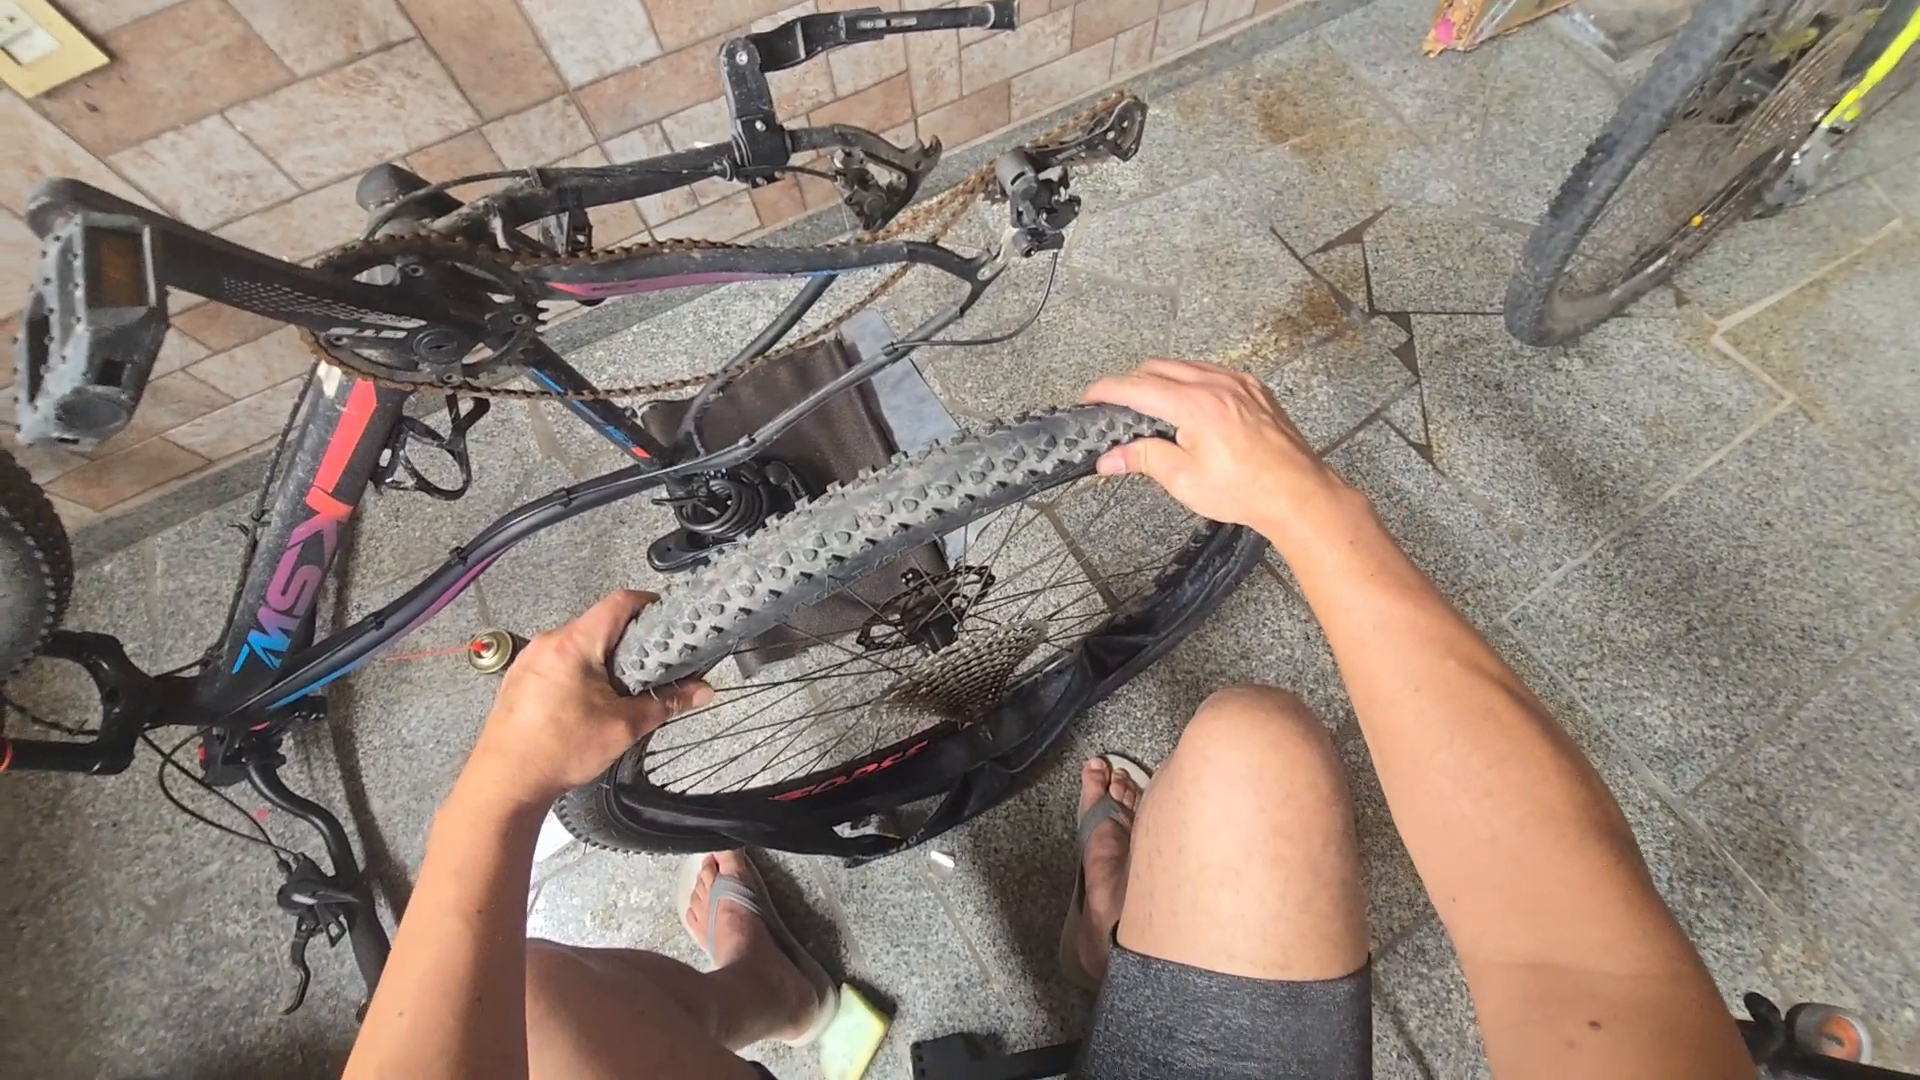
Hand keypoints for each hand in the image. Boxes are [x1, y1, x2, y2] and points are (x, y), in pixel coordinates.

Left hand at [464, 590, 710, 807]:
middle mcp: (549, 643)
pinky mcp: (520, 677)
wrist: (503, 786)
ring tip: (627, 682)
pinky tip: (594, 697)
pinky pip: (560, 658)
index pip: (620, 602)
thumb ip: (667, 703)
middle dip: (632, 637)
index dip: (650, 604)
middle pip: (601, 622)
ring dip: (607, 655)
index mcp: (574, 644)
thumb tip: (705, 691)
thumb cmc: (561, 751)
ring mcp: (530, 659)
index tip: (671, 620)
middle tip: (656, 659)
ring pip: (581, 641)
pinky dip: (584, 668)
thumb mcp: (624, 726)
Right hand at [1082, 359, 1352, 534]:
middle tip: (1115, 407)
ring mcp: (1239, 384)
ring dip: (1160, 380)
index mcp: (1196, 405)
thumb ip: (1143, 459)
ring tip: (1147, 407)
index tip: (1089, 397)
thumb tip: (1109, 459)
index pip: (1138, 387)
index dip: (1107, 390)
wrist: (1297, 494)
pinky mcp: (1255, 390)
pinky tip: (1185, 405)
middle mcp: (1217, 385)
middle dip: (1131, 383)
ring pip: (1186, 367)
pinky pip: (1212, 373)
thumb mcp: (1184, 478)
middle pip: (1159, 368)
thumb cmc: (1244, 491)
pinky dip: (1189, 381)